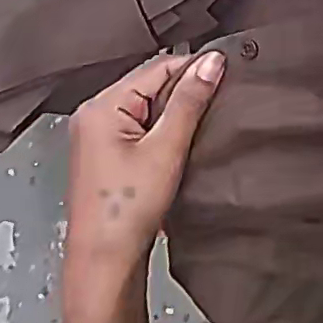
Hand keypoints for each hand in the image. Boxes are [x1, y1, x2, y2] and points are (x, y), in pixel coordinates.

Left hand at [62, 51, 225, 311]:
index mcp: (101, 106)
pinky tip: (184, 142)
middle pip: (152, 84)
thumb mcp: (166, 148)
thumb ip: (189, 101)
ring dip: (178, 112)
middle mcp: (95, 115)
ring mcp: (99, 135)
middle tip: (222, 100)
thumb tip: (211, 62)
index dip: (194, 68)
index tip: (228, 71)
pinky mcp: (109, 153)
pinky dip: (166, 130)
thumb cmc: (126, 210)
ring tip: (205, 123)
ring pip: (150, 106)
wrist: (105, 260)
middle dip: (187, 90)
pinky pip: (143, 126)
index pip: (158, 67)